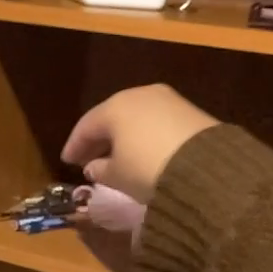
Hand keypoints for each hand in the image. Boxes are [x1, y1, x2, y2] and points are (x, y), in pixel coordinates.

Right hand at [60, 84, 218, 204]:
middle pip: (112, 117)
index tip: (67, 162)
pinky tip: (142, 152)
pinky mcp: (189, 111)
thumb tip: (93, 167)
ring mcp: (167, 100)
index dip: (74, 145)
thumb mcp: (117, 176)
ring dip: (123, 137)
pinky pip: (156, 123)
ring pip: (136, 118)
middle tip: (88, 159)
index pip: (86, 125)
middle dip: (99, 139)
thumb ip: (100, 170)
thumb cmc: (147, 169)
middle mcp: (139, 95)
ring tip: (116, 158)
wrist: (205, 168)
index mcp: (115, 107)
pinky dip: (144, 136)